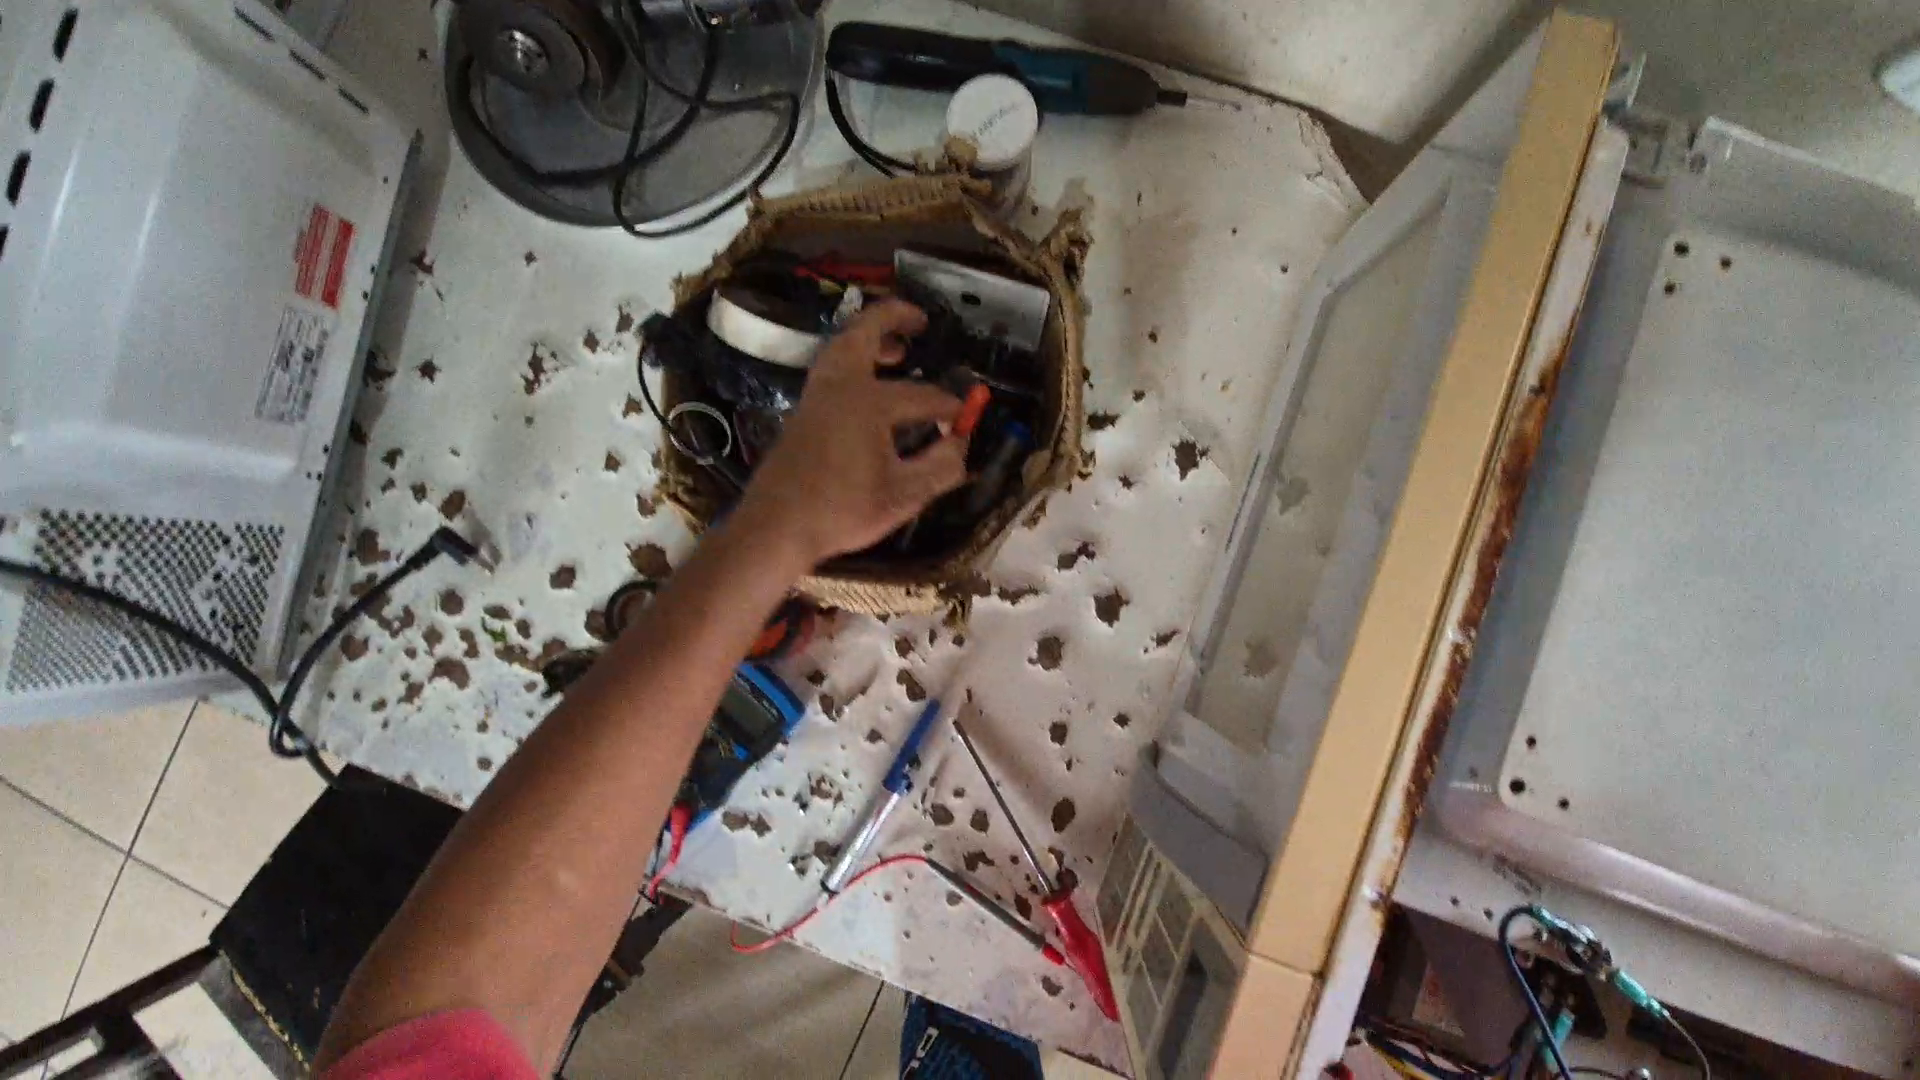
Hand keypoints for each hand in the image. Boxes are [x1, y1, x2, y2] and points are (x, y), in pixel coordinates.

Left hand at [734, 300, 969, 565]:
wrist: (776, 527)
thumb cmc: (841, 511)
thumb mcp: (904, 496)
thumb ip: (941, 466)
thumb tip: (960, 443)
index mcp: (868, 402)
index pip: (924, 395)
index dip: (949, 407)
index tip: (966, 419)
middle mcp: (840, 386)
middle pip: (865, 332)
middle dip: (894, 317)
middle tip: (920, 319)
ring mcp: (816, 396)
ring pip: (842, 348)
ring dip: (870, 338)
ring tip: (897, 348)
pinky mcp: (802, 412)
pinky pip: (832, 369)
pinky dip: (854, 360)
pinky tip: (869, 385)